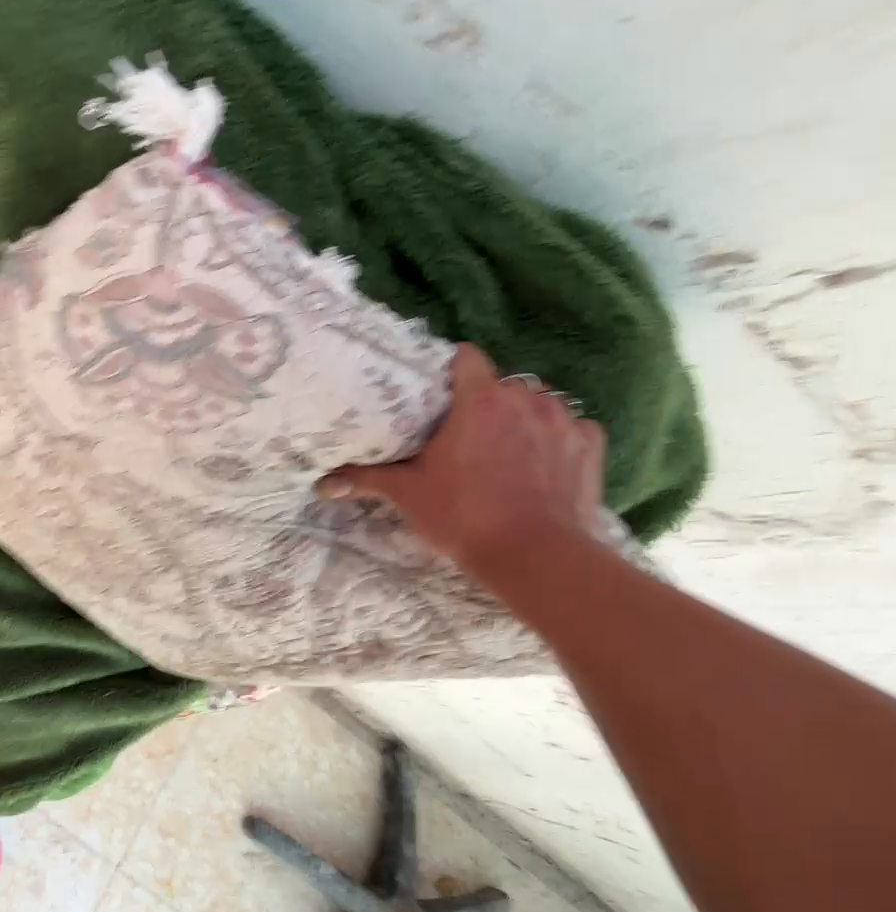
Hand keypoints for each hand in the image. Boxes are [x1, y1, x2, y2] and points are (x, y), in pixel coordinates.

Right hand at [317, 344, 605, 579]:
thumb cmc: (463, 514)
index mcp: (479, 401)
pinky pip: (572, 428)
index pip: (466, 357)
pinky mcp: (590, 447)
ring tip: (503, 446)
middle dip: (485, 399)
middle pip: (503, 383)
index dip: (450, 369)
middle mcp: (525, 400)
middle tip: (463, 430)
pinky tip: (542, 461)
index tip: (436, 391)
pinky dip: (556, 438)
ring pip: (540, 402)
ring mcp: (564, 422)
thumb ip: (366, 479)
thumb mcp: (406, 494)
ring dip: (522, 415)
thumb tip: (322, 484)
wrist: (535, 554)